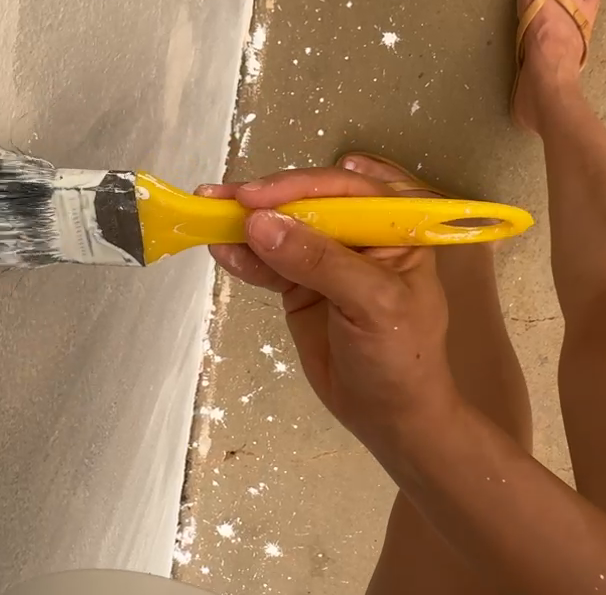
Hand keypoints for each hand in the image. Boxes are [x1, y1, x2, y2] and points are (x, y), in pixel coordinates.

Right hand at [200, 167, 461, 453]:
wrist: (391, 419)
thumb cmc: (399, 358)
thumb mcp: (372, 305)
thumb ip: (318, 261)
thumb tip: (259, 224)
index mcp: (393, 225)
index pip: (344, 189)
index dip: (298, 186)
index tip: (253, 196)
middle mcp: (359, 233)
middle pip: (307, 203)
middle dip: (265, 200)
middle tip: (220, 198)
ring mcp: (327, 258)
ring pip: (282, 230)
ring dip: (244, 223)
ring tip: (205, 215)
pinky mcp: (300, 285)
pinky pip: (268, 264)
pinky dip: (243, 256)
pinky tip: (219, 249)